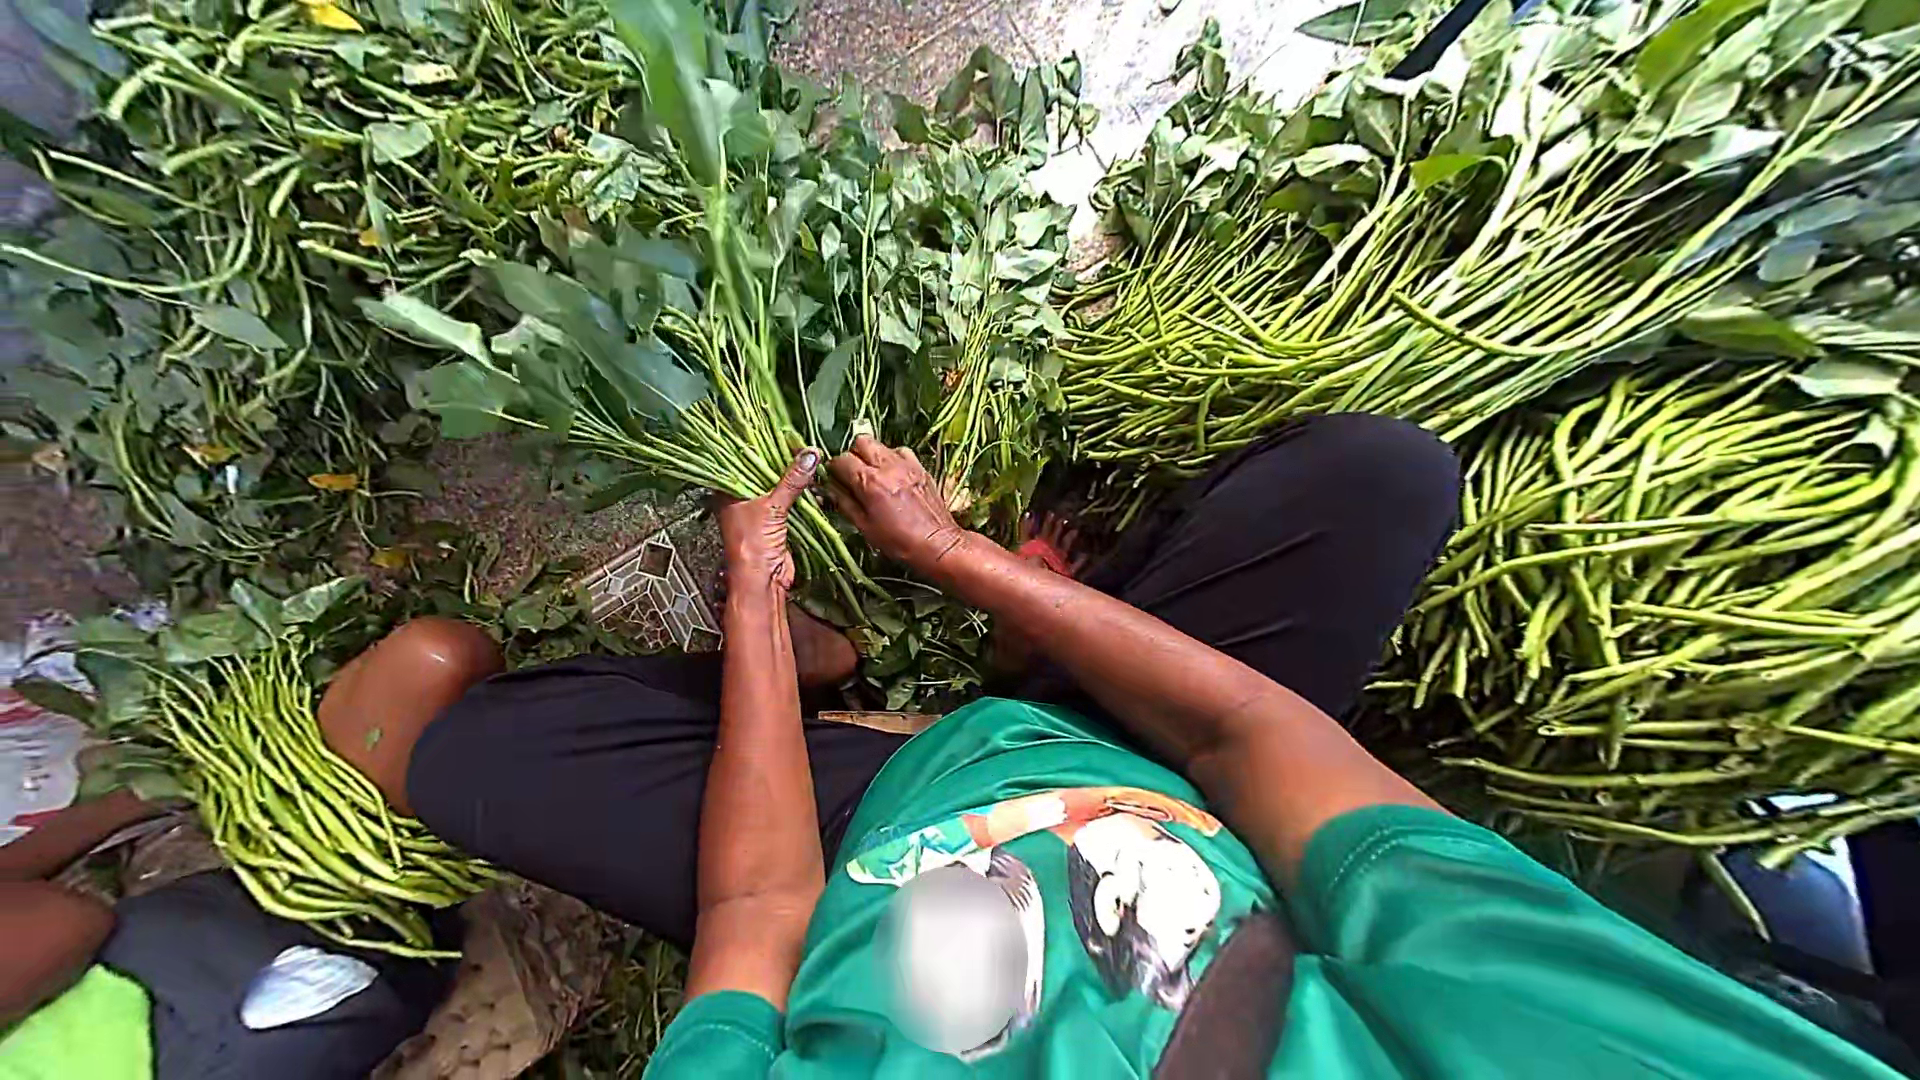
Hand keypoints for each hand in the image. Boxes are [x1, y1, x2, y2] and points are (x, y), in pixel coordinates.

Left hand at [717, 448, 819, 591]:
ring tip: (812, 459)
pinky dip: (802, 495)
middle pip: (764, 472)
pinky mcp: (777, 522)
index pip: (742, 459)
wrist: (762, 580)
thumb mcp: (772, 507)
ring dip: (795, 478)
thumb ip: (792, 480)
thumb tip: (810, 454)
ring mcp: (759, 510)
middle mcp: (741, 498)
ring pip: (778, 487)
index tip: (781, 430)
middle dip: (783, 461)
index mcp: (728, 491)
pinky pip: (790, 502)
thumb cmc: (752, 545)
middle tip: (802, 442)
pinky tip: (815, 484)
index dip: (761, 444)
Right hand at [828, 436, 969, 573]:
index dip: (834, 469)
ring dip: (873, 456)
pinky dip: (893, 459)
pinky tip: (893, 475)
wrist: (937, 543)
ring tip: (874, 475)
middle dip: (853, 455)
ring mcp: (907, 464)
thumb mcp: (864, 527)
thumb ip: (844, 502)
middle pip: (861, 442)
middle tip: (853, 474)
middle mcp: (888, 467)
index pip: (841, 460)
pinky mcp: (921, 467)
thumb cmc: (898, 541)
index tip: (835, 479)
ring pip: (881, 445)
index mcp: (869, 483)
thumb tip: (829, 488)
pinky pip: (901, 452)